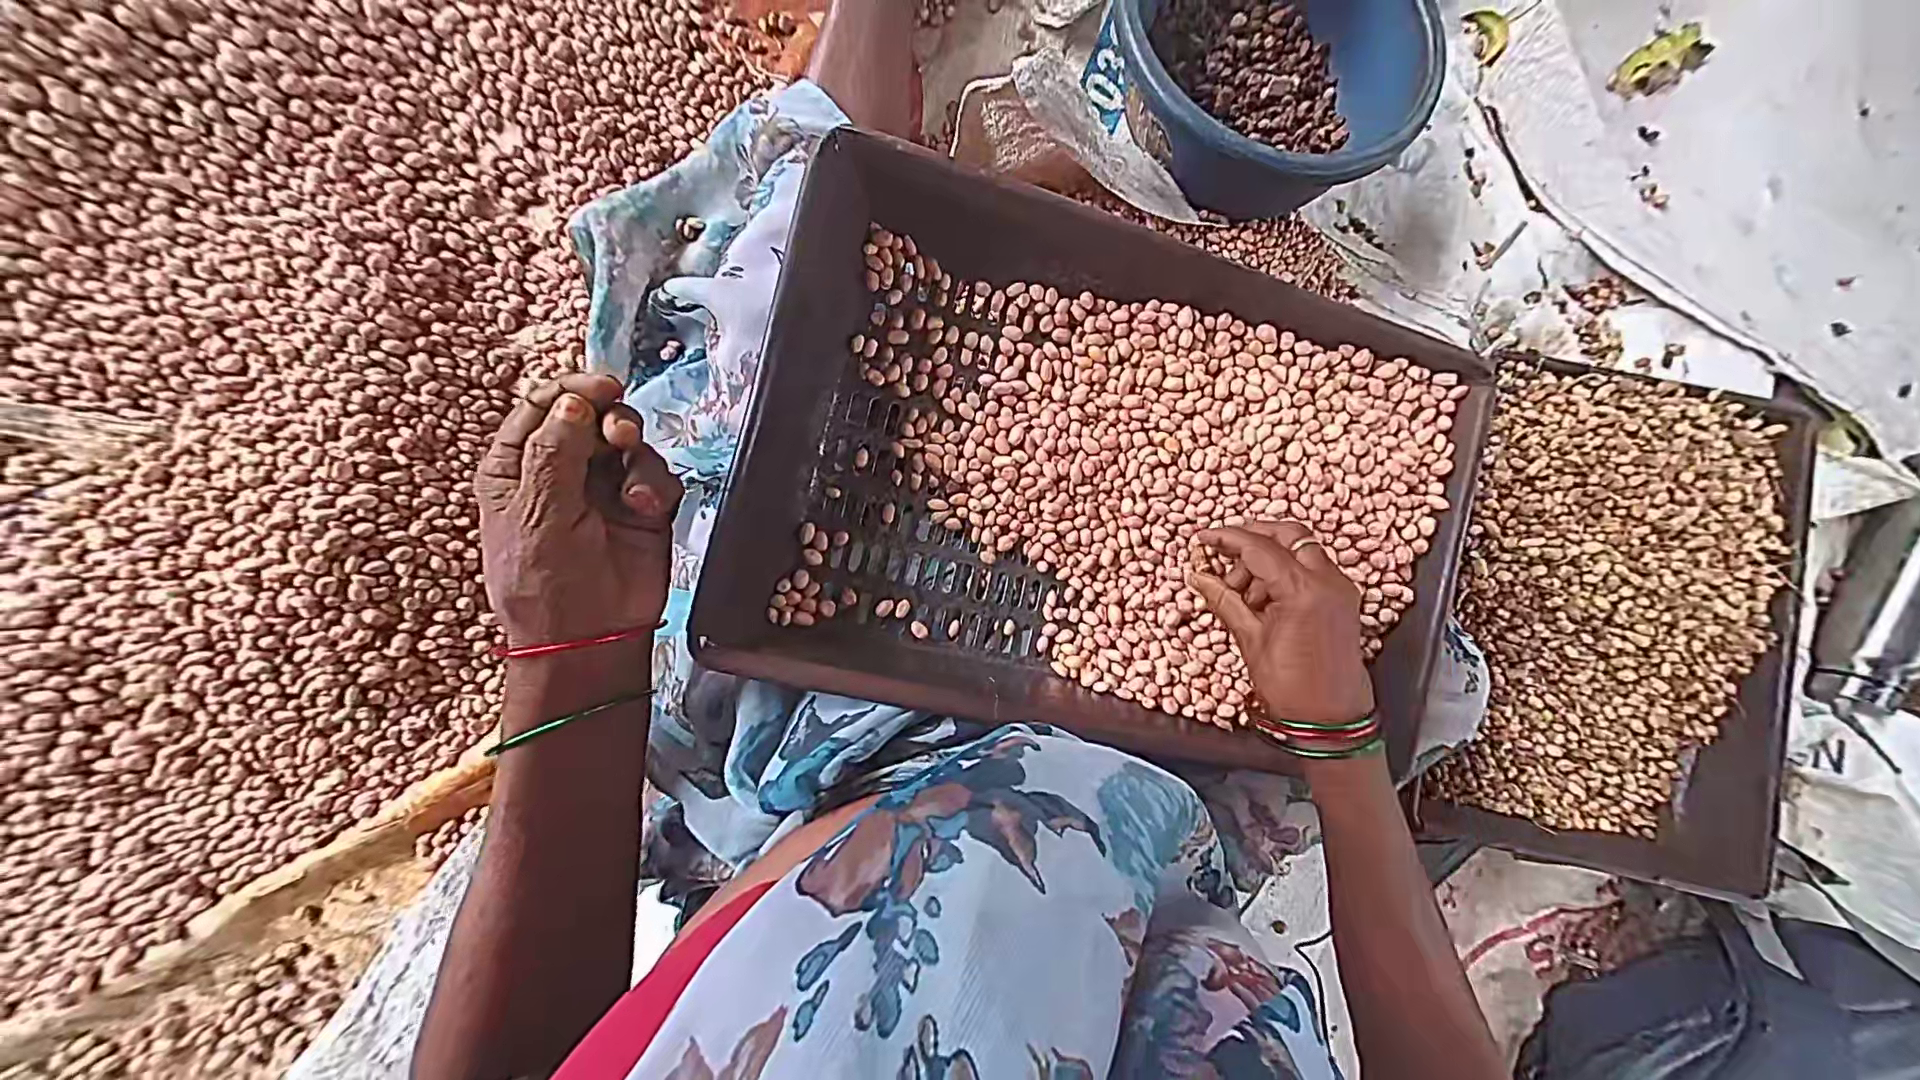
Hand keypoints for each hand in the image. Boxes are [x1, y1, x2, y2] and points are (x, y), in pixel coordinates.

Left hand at [475, 373, 683, 646]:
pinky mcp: (645, 508)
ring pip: (630, 443)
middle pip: (593, 416)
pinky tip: (645, 508)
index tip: (604, 387)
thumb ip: (556, 451)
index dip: (574, 389)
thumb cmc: (545, 578)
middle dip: (611, 420)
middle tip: (619, 437)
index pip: (545, 406)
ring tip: (631, 487)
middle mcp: (565, 469)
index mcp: (520, 464)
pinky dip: (655, 486)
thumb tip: (576, 399)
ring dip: (635, 455)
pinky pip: (657, 476)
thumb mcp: (536, 511)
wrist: (591, 634)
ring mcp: (607, 488)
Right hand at [1187, 521, 1374, 725]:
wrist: (1332, 718)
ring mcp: (1339, 589)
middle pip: (1288, 534)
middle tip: (1222, 549)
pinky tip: (1259, 594)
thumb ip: (1224, 599)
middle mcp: (1329, 582)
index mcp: (1305, 591)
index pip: (1259, 548)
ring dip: (1266, 557)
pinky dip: (1282, 570)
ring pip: (1299, 549)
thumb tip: (1199, 576)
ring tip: (1238, 587)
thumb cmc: (1293, 687)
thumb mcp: (1249, 638)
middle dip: (1252, 536)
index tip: (1203, 537)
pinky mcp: (1341, 599)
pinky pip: (1309, 568)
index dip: (1226, 538)